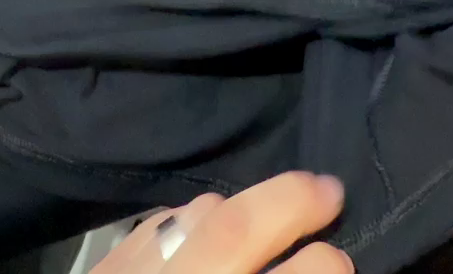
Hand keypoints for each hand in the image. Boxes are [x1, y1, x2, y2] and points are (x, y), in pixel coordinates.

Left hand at [90, 172, 351, 273]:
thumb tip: (318, 262)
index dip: (328, 263)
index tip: (346, 258)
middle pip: (232, 227)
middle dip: (290, 200)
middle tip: (332, 187)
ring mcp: (132, 266)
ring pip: (192, 214)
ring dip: (240, 206)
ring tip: (271, 211)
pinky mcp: (107, 261)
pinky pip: (156, 223)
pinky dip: (190, 221)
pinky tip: (205, 229)